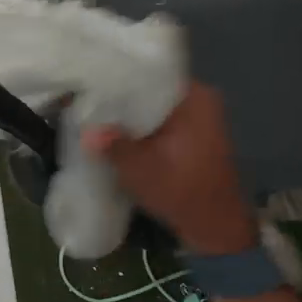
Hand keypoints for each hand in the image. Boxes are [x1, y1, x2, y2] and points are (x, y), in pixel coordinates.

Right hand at [83, 82, 257, 253]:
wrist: (218, 232)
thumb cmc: (184, 194)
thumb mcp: (142, 170)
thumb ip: (112, 145)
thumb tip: (84, 130)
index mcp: (194, 97)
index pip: (147, 69)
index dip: (115, 70)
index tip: (87, 72)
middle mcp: (199, 98)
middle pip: (148, 84)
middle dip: (117, 90)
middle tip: (83, 90)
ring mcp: (197, 115)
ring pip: (151, 101)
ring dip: (126, 107)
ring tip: (91, 104)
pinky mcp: (191, 132)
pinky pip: (157, 115)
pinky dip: (137, 120)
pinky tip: (111, 124)